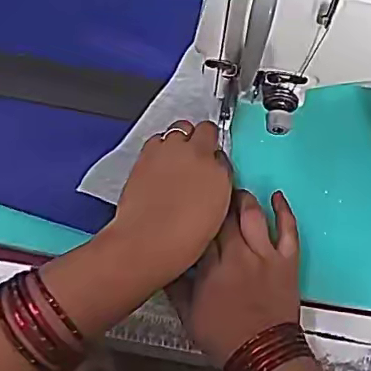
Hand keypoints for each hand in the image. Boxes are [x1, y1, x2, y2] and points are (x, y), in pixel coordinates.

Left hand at [104, 120, 232, 280]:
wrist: (147, 241)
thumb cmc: (180, 239)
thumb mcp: (214, 217)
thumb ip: (215, 189)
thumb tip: (211, 181)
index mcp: (219, 173)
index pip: (224, 154)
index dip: (217, 159)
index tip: (212, 166)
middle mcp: (197, 155)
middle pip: (204, 130)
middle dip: (202, 138)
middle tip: (196, 155)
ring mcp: (170, 151)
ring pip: (179, 129)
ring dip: (180, 139)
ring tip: (175, 159)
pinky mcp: (146, 154)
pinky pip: (157, 140)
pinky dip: (160, 147)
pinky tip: (157, 165)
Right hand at [170, 190, 301, 365]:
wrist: (263, 354)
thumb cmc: (224, 338)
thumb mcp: (188, 315)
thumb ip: (175, 286)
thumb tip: (163, 265)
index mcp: (212, 267)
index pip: (201, 230)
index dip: (195, 215)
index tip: (190, 207)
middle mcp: (238, 254)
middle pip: (225, 217)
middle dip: (217, 202)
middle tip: (210, 194)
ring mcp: (266, 255)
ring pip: (252, 215)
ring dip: (243, 200)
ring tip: (235, 192)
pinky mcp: (287, 260)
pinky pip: (288, 229)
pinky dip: (283, 210)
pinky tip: (277, 196)